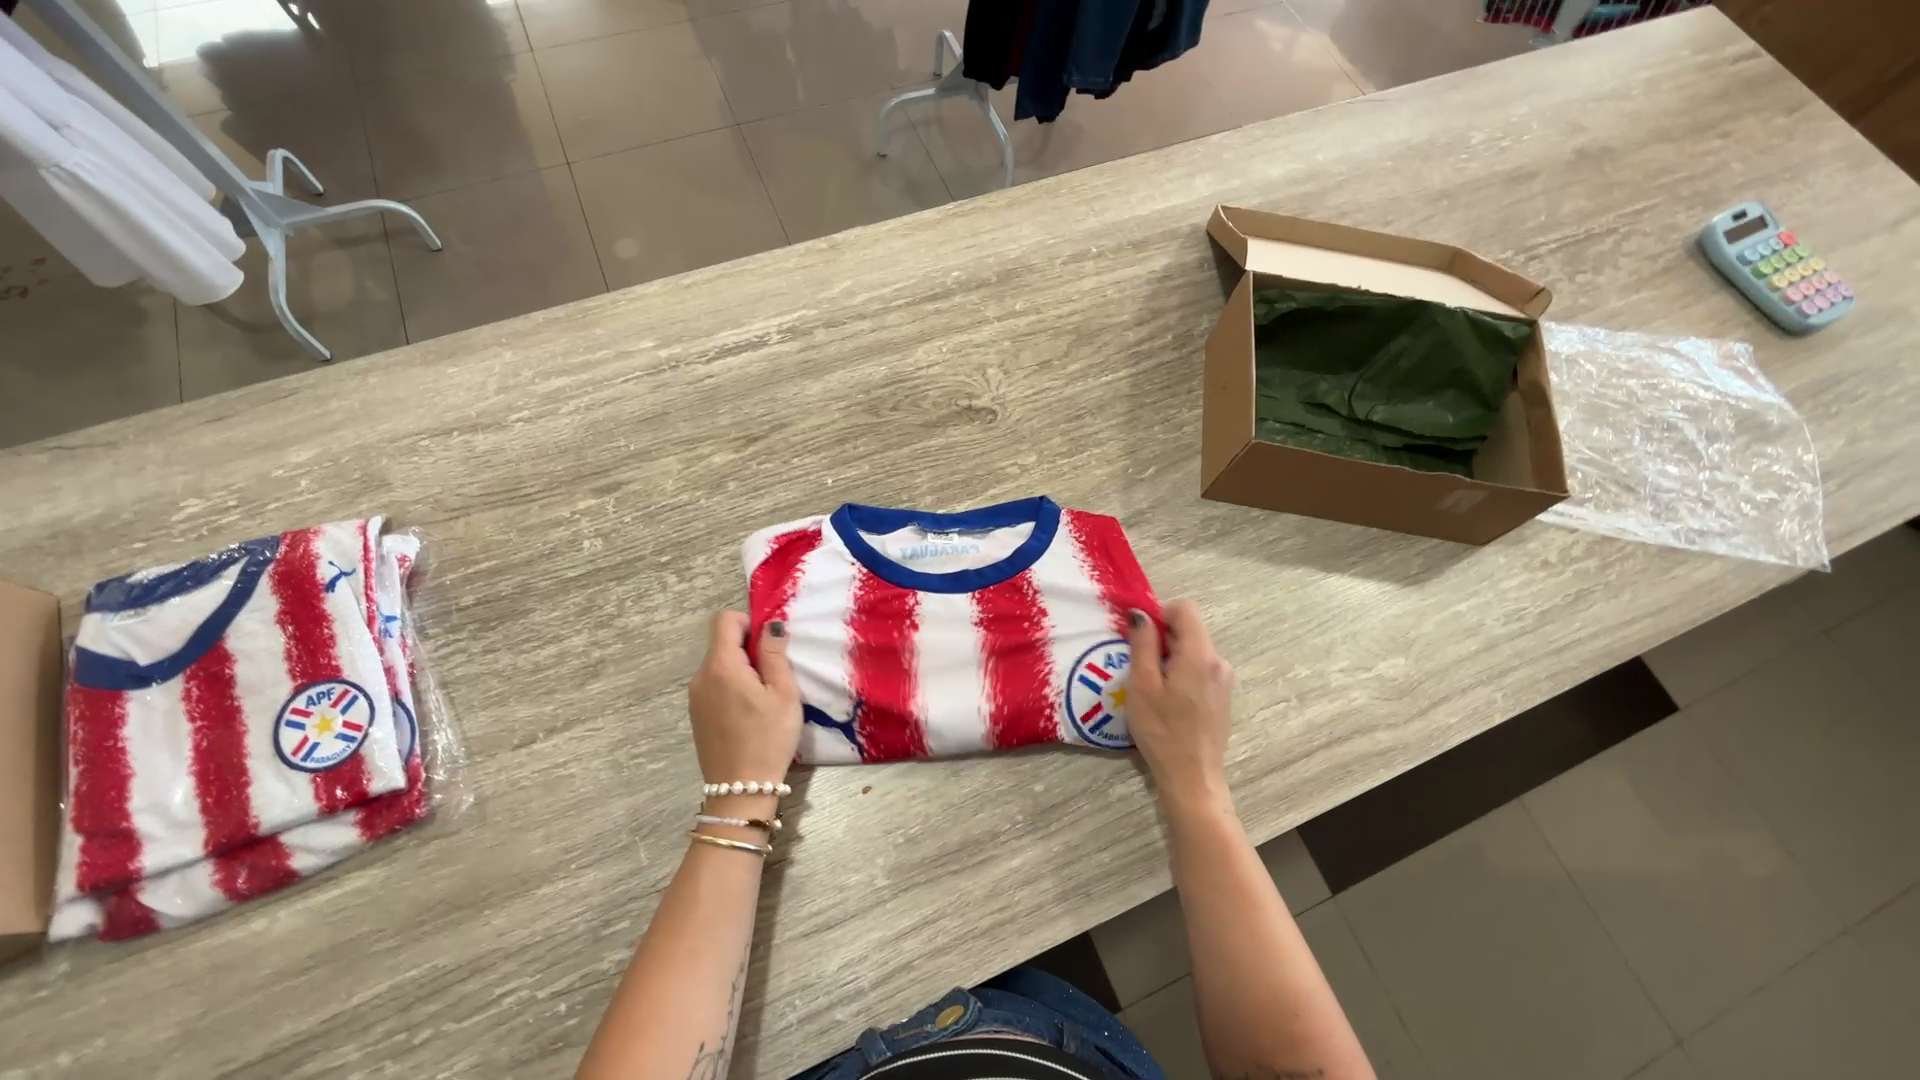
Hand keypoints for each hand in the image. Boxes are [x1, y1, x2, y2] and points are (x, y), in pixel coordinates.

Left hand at [689, 612, 802, 812]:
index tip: (769, 644)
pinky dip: (732, 686)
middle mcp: (700, 676)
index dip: (748, 621)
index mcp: (721, 666)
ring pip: (719, 664)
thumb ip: (774, 654)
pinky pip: (714, 684)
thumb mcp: (783, 693)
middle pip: (721, 642)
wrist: (740, 788)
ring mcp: (695, 697)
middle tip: (775, 675)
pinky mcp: (696, 714)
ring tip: (764, 697)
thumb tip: (770, 625)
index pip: (724, 619)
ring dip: (742, 668)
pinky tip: (750, 712)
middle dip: (748, 648)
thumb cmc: (769, 738)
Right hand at [1126, 599, 1233, 810]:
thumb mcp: (1142, 684)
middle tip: (1139, 666)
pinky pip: (1200, 669)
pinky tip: (1168, 701)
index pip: (1185, 608)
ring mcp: (1224, 680)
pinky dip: (1181, 673)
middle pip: (1190, 630)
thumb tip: (1141, 614)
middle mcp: (1218, 661)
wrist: (1192, 776)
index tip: (1140, 636)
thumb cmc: (1162, 730)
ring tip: (1151, 688)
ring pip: (1194, 651)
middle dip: (1162, 639)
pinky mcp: (1223, 696)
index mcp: (1200, 654)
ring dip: (1170, 658)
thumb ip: (1143, 643)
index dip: (1160, 613)